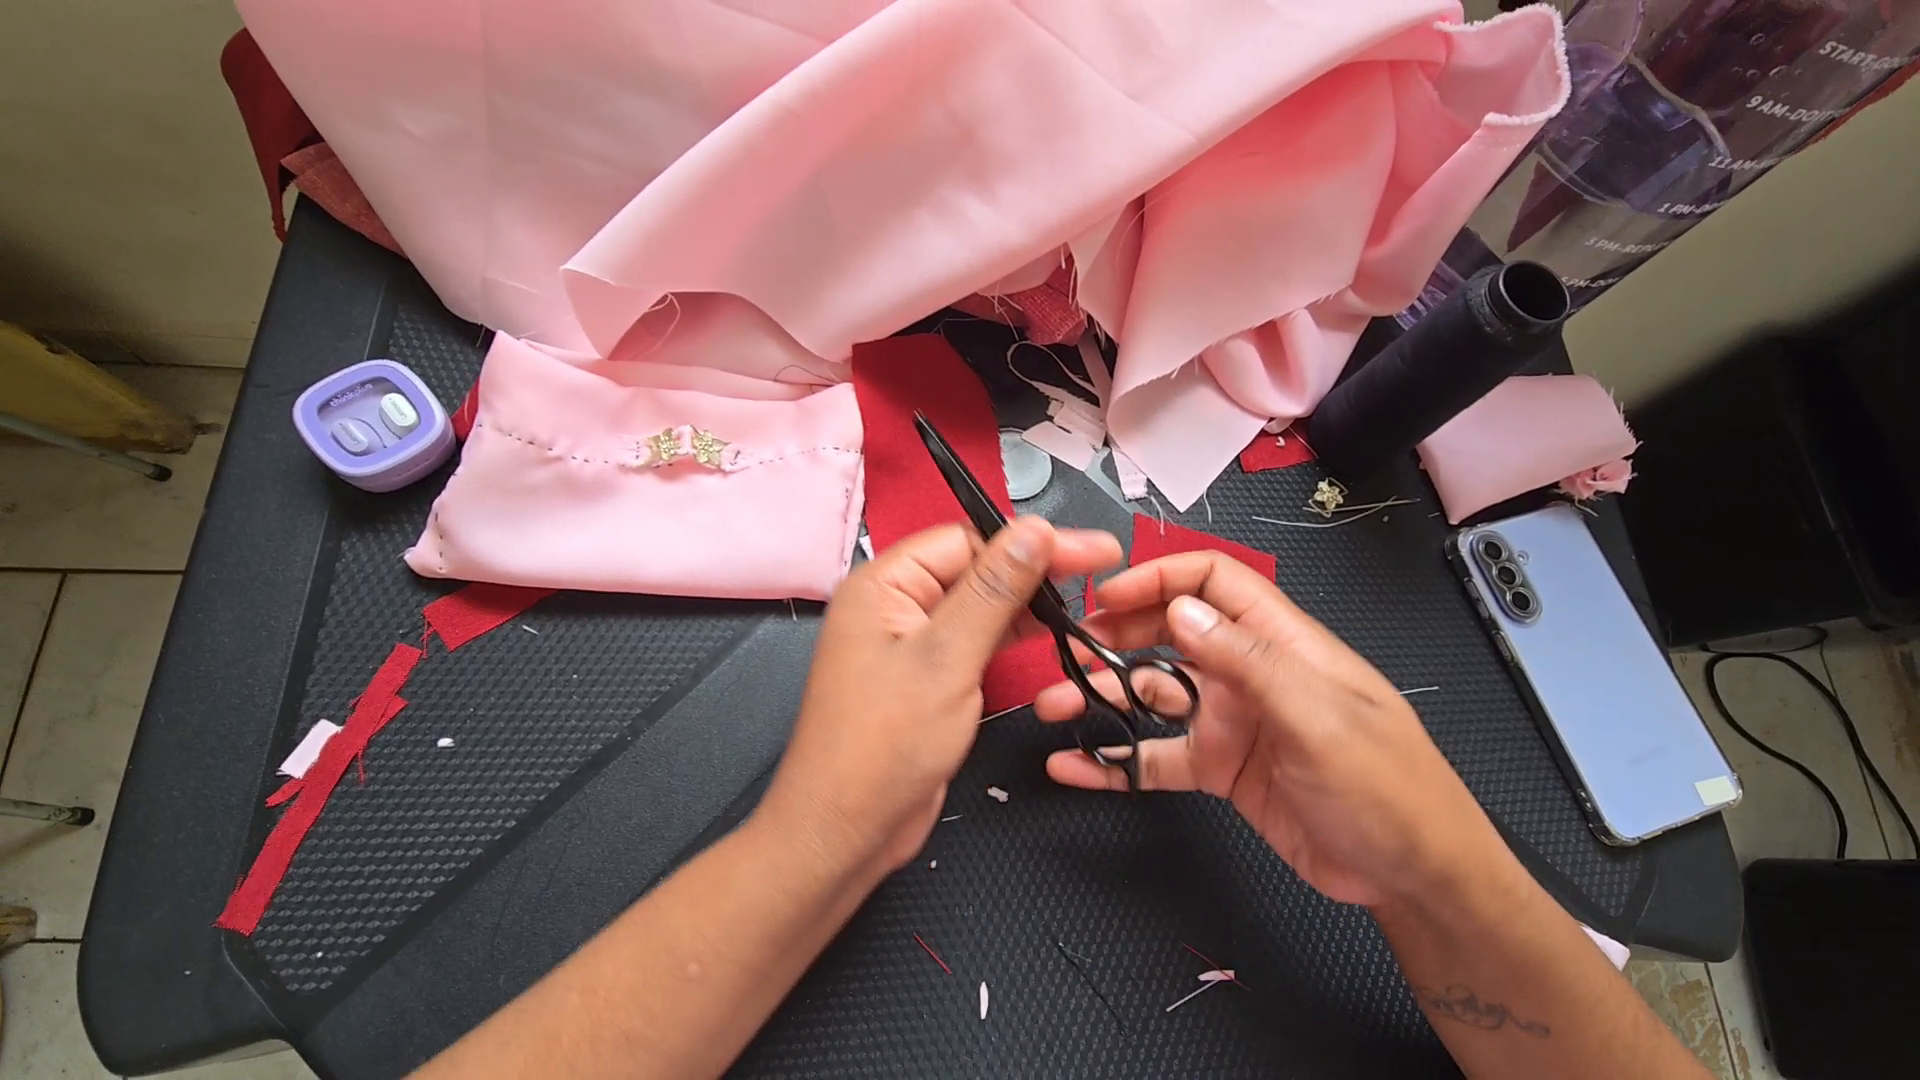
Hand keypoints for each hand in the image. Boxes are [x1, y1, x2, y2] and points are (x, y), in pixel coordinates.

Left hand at [759, 518, 1121, 876]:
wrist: (845, 831)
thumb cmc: (883, 746)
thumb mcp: (946, 659)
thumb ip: (993, 591)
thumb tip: (1034, 529)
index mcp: (884, 585)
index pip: (966, 540)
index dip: (1028, 541)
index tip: (1087, 549)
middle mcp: (894, 605)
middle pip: (975, 569)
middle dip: (1033, 568)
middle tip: (1100, 566)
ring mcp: (911, 643)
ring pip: (979, 605)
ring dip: (1027, 602)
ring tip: (1084, 599)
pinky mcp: (928, 677)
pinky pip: (974, 641)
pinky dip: (1011, 636)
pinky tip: (1050, 633)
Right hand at [1034, 552, 1508, 907]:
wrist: (1409, 876)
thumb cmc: (1388, 788)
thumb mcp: (1320, 718)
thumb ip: (1248, 662)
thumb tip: (1181, 611)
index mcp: (1278, 643)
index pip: (1212, 584)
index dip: (1158, 579)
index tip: (1107, 597)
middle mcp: (1245, 673)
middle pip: (1169, 633)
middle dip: (1116, 634)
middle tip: (1069, 648)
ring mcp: (1228, 720)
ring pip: (1151, 694)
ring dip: (1102, 696)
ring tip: (1054, 706)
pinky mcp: (1217, 767)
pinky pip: (1153, 757)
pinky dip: (1113, 760)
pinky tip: (1075, 765)